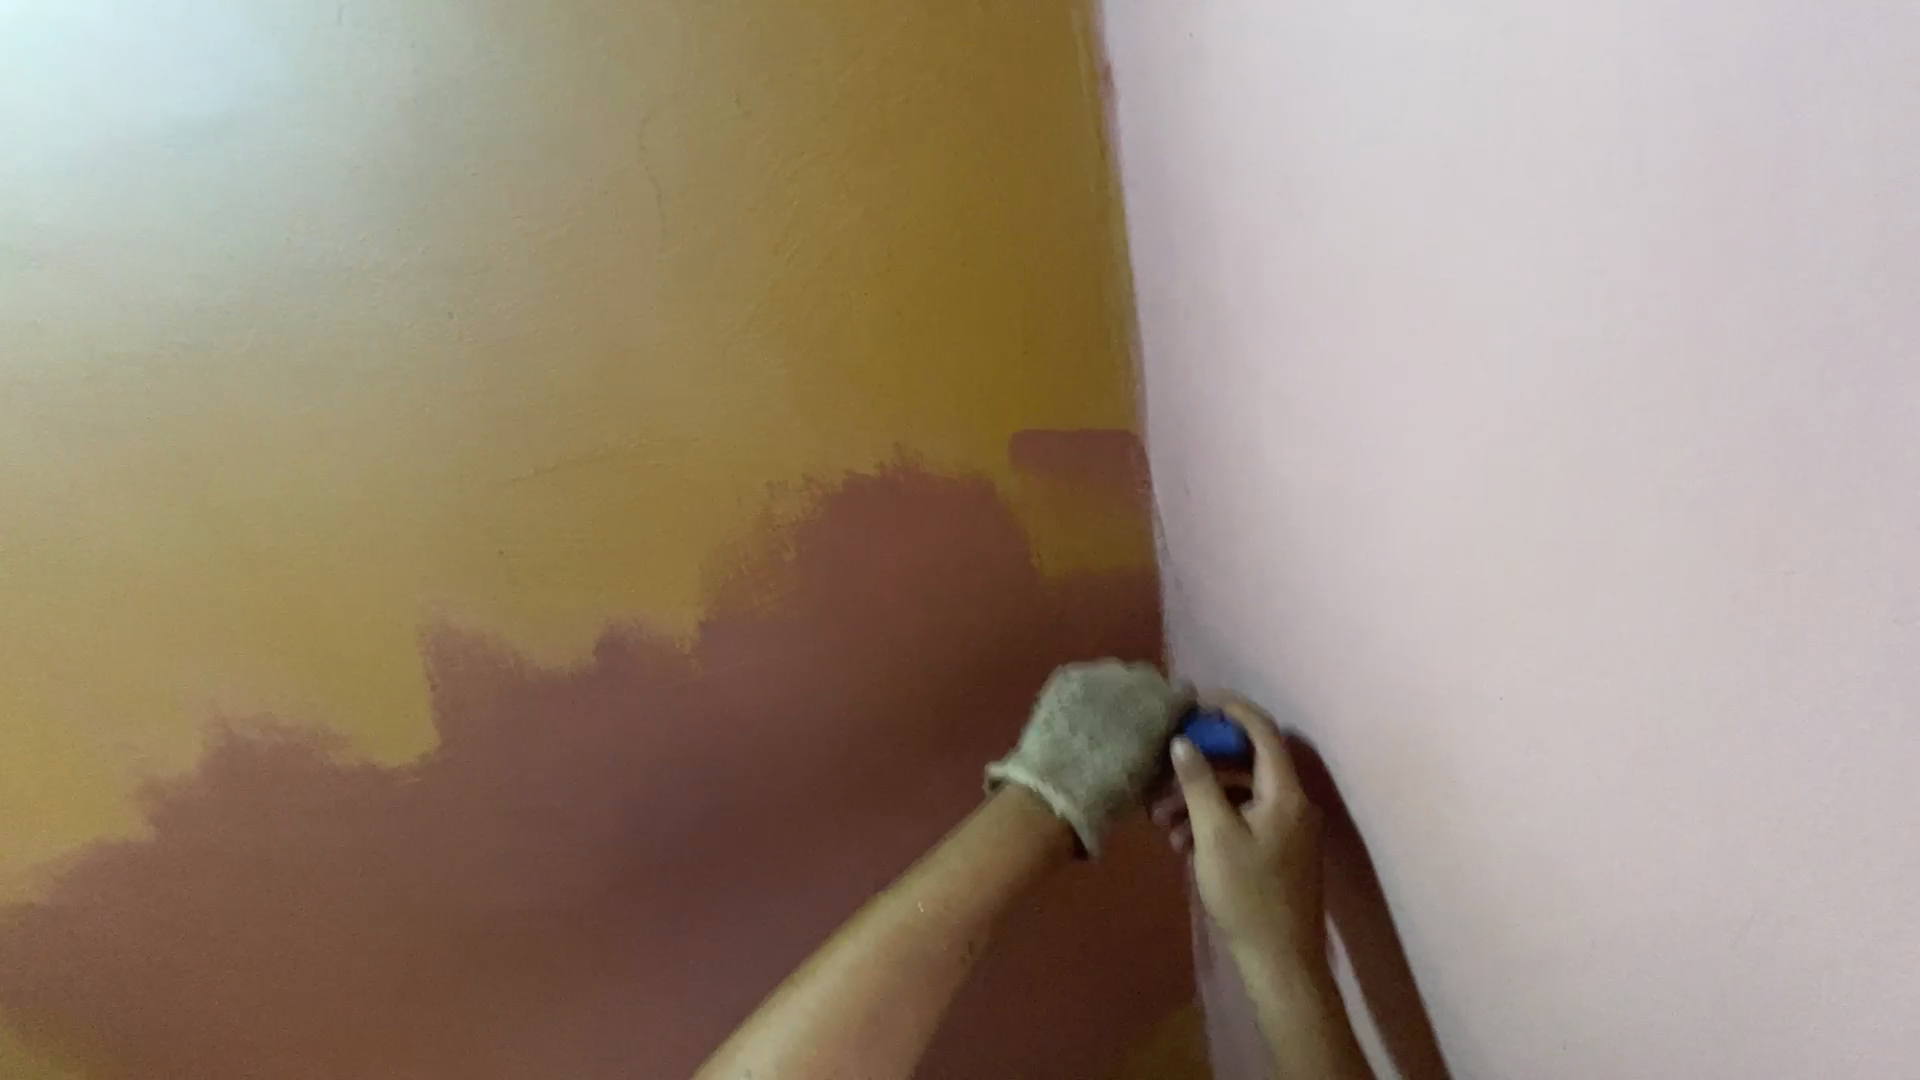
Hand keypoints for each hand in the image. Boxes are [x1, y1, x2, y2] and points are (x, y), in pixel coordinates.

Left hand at [986, 660, 1190, 856]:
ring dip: (1116, 691)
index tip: (1172, 721)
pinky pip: (1088, 677)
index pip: (1183, 691)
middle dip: (1147, 696)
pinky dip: (1089, 691)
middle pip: (1149, 678)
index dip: (1178, 707)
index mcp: (1164, 704)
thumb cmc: (1112, 793)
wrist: (1055, 792)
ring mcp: (1098, 672)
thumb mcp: (1155, 772)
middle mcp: (1134, 679)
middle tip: (1135, 720)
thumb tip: (1170, 733)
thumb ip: (1168, 744)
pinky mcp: (1068, 675)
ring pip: (1116, 674)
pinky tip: (1080, 714)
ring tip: (1104, 717)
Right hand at [1151, 699, 1325, 961]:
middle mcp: (1290, 802)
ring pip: (1238, 791)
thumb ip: (1198, 782)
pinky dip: (1211, 818)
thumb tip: (1181, 740)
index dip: (1229, 709)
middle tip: (1163, 766)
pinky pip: (1241, 815)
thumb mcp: (1214, 833)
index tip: (1194, 701)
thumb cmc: (1247, 894)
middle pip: (1244, 761)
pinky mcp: (1275, 847)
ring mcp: (1284, 826)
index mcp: (1284, 793)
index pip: (1261, 730)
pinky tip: (1179, 838)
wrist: (1279, 963)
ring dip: (1199, 795)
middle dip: (1200, 763)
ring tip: (1161, 815)